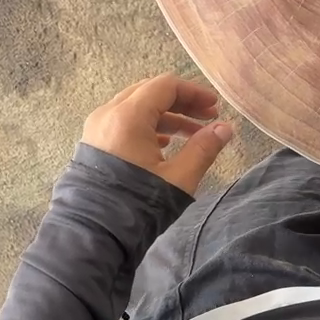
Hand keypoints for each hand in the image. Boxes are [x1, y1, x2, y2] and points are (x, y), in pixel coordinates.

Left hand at [81, 75, 234, 193]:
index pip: (165, 86)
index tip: (216, 107)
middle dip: (182, 102)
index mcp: (128, 117)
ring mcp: (97, 128)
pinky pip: (124, 122)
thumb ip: (204, 148)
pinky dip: (149, 126)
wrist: (95, 232)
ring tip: (193, 133)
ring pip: (137, 107)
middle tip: (208, 118)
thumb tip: (226, 128)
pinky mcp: (94, 143)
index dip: (194, 92)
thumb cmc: (139, 203)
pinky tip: (166, 144)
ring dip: (168, 116)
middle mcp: (108, 114)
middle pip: (150, 92)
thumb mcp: (179, 177)